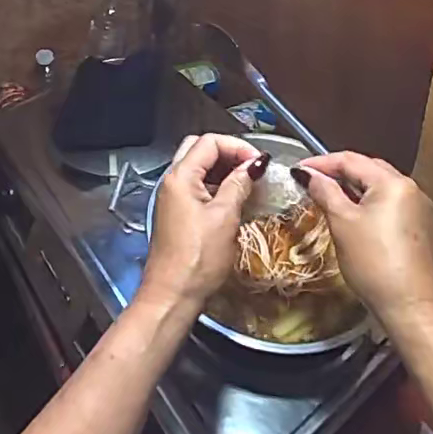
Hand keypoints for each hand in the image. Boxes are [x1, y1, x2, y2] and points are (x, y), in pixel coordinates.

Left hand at [139, 133, 261, 310]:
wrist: (173, 292)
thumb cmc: (198, 257)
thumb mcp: (225, 217)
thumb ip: (238, 185)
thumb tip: (254, 164)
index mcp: (179, 175)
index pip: (209, 142)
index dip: (237, 146)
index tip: (260, 162)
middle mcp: (171, 179)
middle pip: (200, 149)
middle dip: (229, 152)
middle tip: (253, 167)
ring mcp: (172, 195)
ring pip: (198, 166)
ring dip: (223, 168)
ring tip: (249, 181)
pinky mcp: (177, 210)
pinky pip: (197, 185)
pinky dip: (216, 184)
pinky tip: (235, 196)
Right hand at [295, 152, 432, 334]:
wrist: (414, 310)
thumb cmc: (374, 262)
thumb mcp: (341, 222)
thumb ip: (324, 191)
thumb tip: (307, 173)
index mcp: (393, 183)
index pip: (351, 160)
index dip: (320, 162)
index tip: (296, 169)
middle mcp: (412, 190)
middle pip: (368, 168)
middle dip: (338, 171)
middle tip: (310, 179)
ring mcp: (419, 210)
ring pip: (379, 186)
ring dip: (351, 186)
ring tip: (326, 194)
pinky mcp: (420, 228)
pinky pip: (389, 203)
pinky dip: (366, 201)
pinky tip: (350, 213)